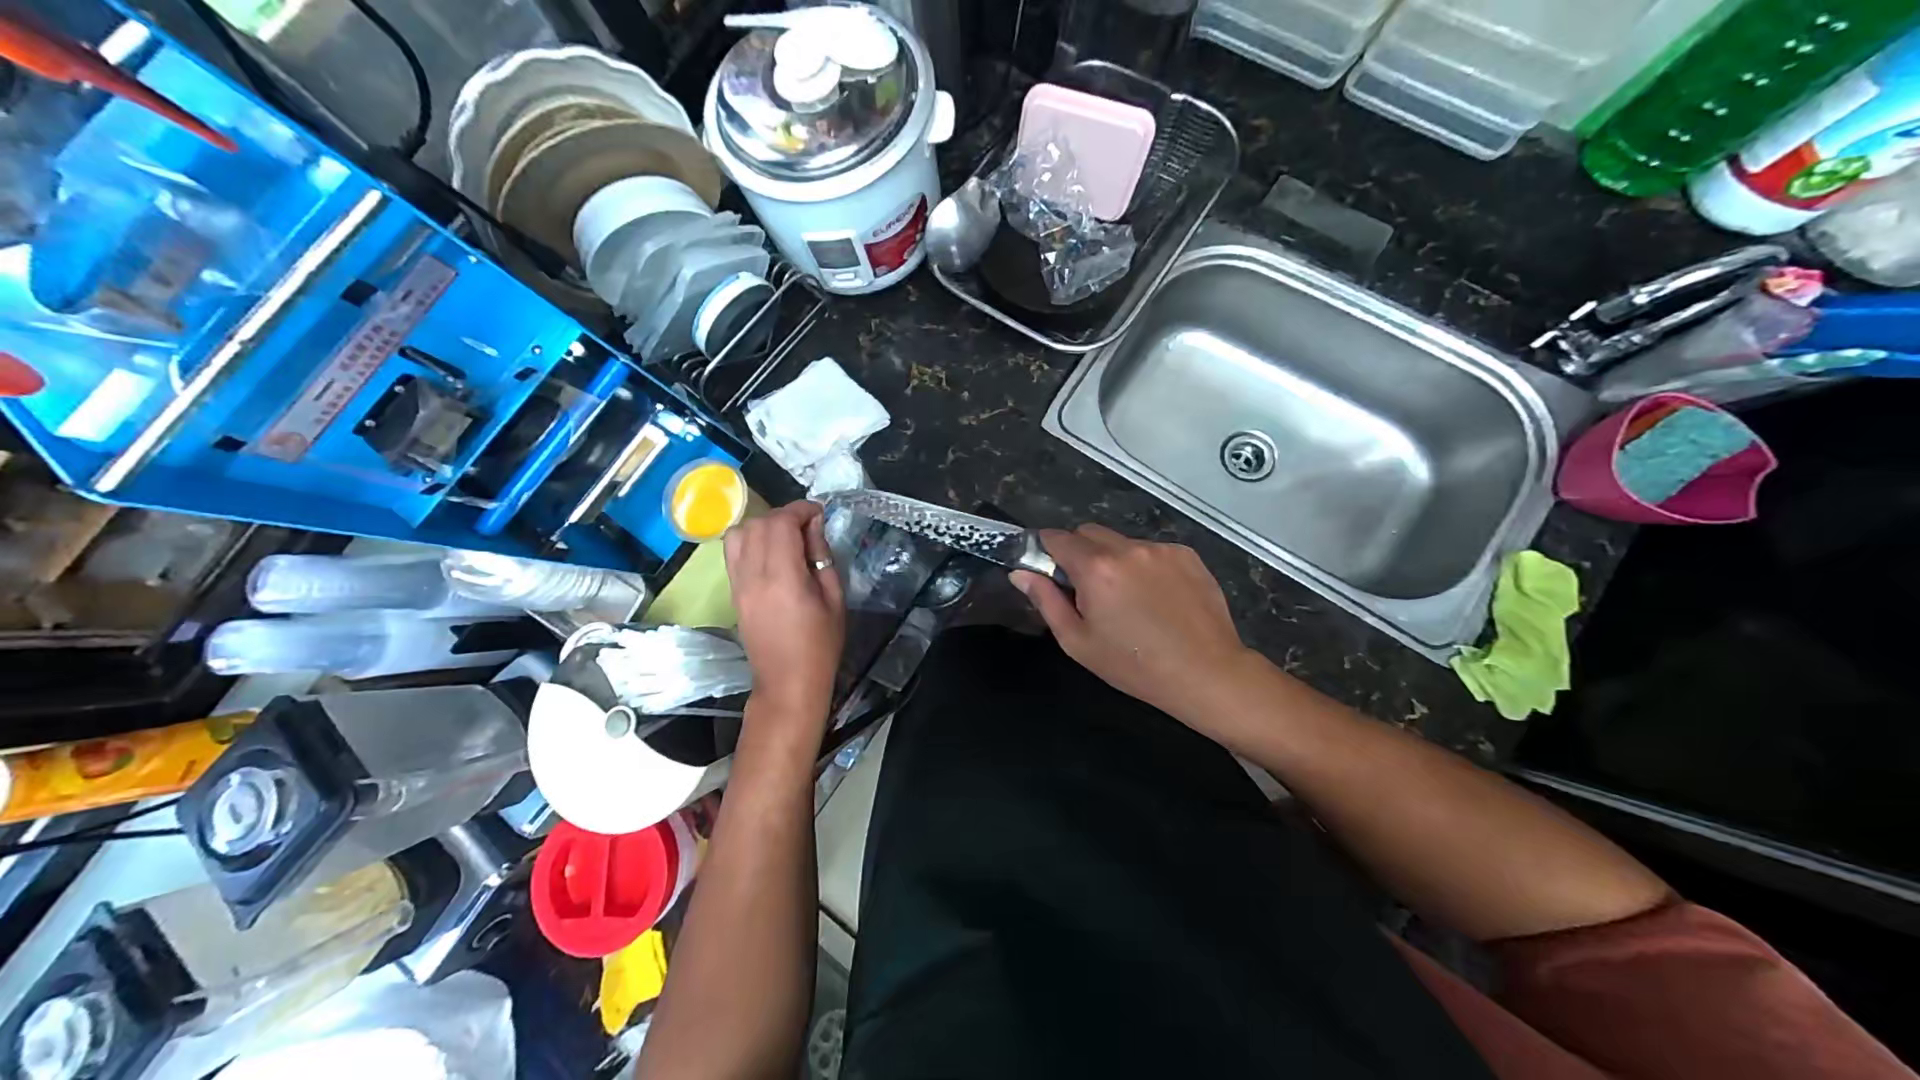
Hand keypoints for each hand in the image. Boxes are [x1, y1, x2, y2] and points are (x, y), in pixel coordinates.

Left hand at [725, 500, 844, 715]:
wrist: (788, 682)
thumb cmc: (820, 644)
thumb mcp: (834, 599)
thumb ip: (822, 557)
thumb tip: (814, 527)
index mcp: (783, 577)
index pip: (781, 523)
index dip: (801, 510)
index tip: (818, 513)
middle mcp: (754, 575)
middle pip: (758, 524)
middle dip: (784, 516)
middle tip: (807, 527)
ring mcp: (738, 583)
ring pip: (739, 533)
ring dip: (763, 526)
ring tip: (785, 538)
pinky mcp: (733, 592)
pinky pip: (733, 552)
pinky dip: (749, 540)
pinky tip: (770, 552)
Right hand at [1011, 525, 1256, 722]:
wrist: (1206, 673)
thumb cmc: (1134, 666)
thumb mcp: (1078, 642)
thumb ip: (1046, 601)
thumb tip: (1021, 573)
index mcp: (1096, 569)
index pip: (1057, 537)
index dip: (1047, 550)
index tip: (1048, 571)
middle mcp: (1128, 549)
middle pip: (1088, 532)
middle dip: (1079, 552)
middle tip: (1087, 590)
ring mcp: (1161, 549)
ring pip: (1122, 542)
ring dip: (1114, 559)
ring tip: (1129, 599)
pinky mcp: (1187, 555)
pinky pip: (1152, 550)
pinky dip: (1144, 565)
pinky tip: (1157, 598)